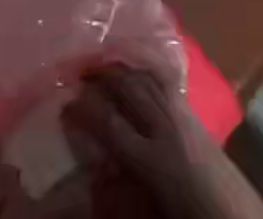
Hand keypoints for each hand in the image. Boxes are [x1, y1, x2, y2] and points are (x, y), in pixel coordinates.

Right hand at [61, 66, 262, 218]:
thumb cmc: (192, 216)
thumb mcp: (152, 208)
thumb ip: (125, 184)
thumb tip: (101, 165)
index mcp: (152, 160)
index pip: (111, 126)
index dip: (85, 112)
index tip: (66, 103)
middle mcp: (167, 129)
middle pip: (131, 90)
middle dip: (104, 75)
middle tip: (80, 69)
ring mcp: (184, 116)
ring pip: (150, 79)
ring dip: (126, 66)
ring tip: (105, 60)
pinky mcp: (196, 114)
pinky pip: (168, 82)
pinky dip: (150, 69)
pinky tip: (140, 65)